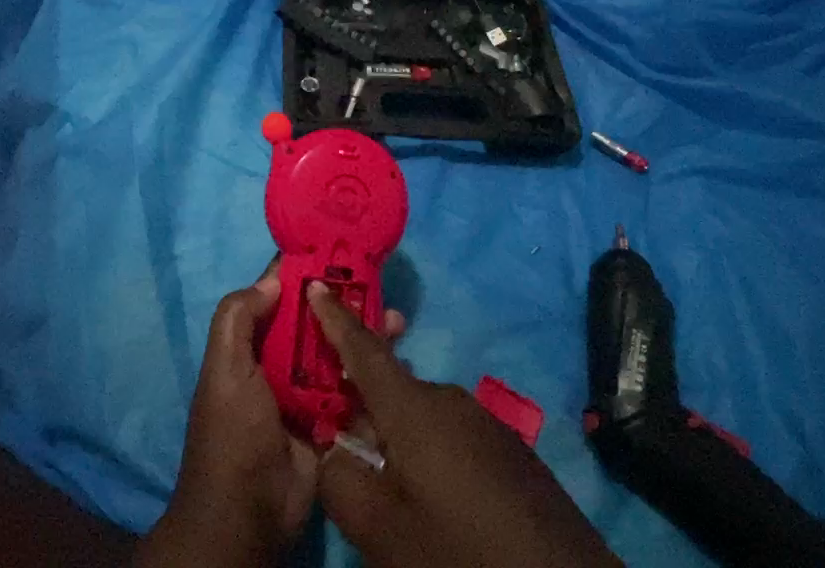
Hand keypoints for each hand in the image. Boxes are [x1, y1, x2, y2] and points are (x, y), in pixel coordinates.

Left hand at [139, 266, 406, 567]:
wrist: (247, 512)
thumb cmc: (232, 434)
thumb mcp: (224, 370)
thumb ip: (238, 318)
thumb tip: (273, 279)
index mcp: (250, 349)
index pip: (277, 300)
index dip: (302, 274)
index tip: (336, 249)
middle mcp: (279, 366)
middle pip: (316, 324)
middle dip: (345, 303)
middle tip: (379, 286)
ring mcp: (309, 396)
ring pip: (340, 354)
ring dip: (365, 335)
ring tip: (397, 319)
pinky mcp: (335, 423)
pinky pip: (356, 390)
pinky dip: (375, 373)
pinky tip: (399, 358)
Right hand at [309, 283, 621, 567]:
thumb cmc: (458, 549)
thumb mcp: (380, 526)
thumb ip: (339, 478)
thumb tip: (332, 449)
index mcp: (414, 407)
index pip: (364, 349)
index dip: (335, 318)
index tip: (315, 283)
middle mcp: (449, 401)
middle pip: (389, 389)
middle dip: (359, 402)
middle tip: (335, 429)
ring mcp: (484, 423)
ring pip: (420, 417)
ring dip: (394, 435)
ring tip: (381, 479)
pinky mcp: (508, 451)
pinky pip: (450, 435)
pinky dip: (426, 450)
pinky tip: (428, 493)